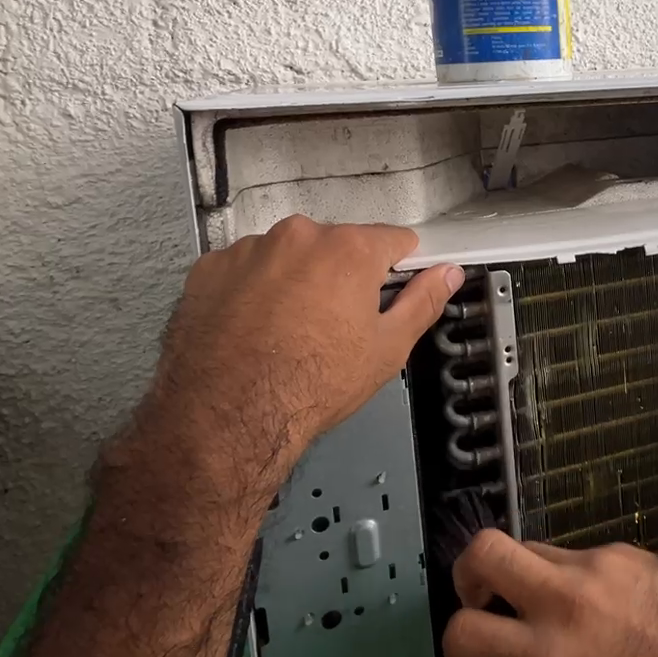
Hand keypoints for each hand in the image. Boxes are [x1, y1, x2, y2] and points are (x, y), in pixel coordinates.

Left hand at [132, 216, 461, 497]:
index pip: (395, 239)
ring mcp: (251, 250)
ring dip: (299, 280)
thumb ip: (423, 301)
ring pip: (292, 256)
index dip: (400, 268)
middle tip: (339, 325)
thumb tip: (446, 275)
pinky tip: (258, 328)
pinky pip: (247, 269)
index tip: (391, 291)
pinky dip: (256, 289)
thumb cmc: (306, 385)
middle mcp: (300, 237)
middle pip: (340, 245)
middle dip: (345, 276)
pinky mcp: (210, 269)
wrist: (224, 418)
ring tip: (292, 331)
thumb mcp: (388, 348)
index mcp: (350, 250)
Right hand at [442, 532, 657, 656]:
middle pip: (485, 550)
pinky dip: (575, 577)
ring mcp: (598, 565)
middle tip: (483, 598)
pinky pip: (579, 555)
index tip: (474, 649)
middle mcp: (568, 600)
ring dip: (528, 576)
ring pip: (533, 548)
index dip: (458, 643)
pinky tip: (601, 608)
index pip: (463, 631)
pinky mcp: (624, 549)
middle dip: (470, 572)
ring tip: (553, 611)